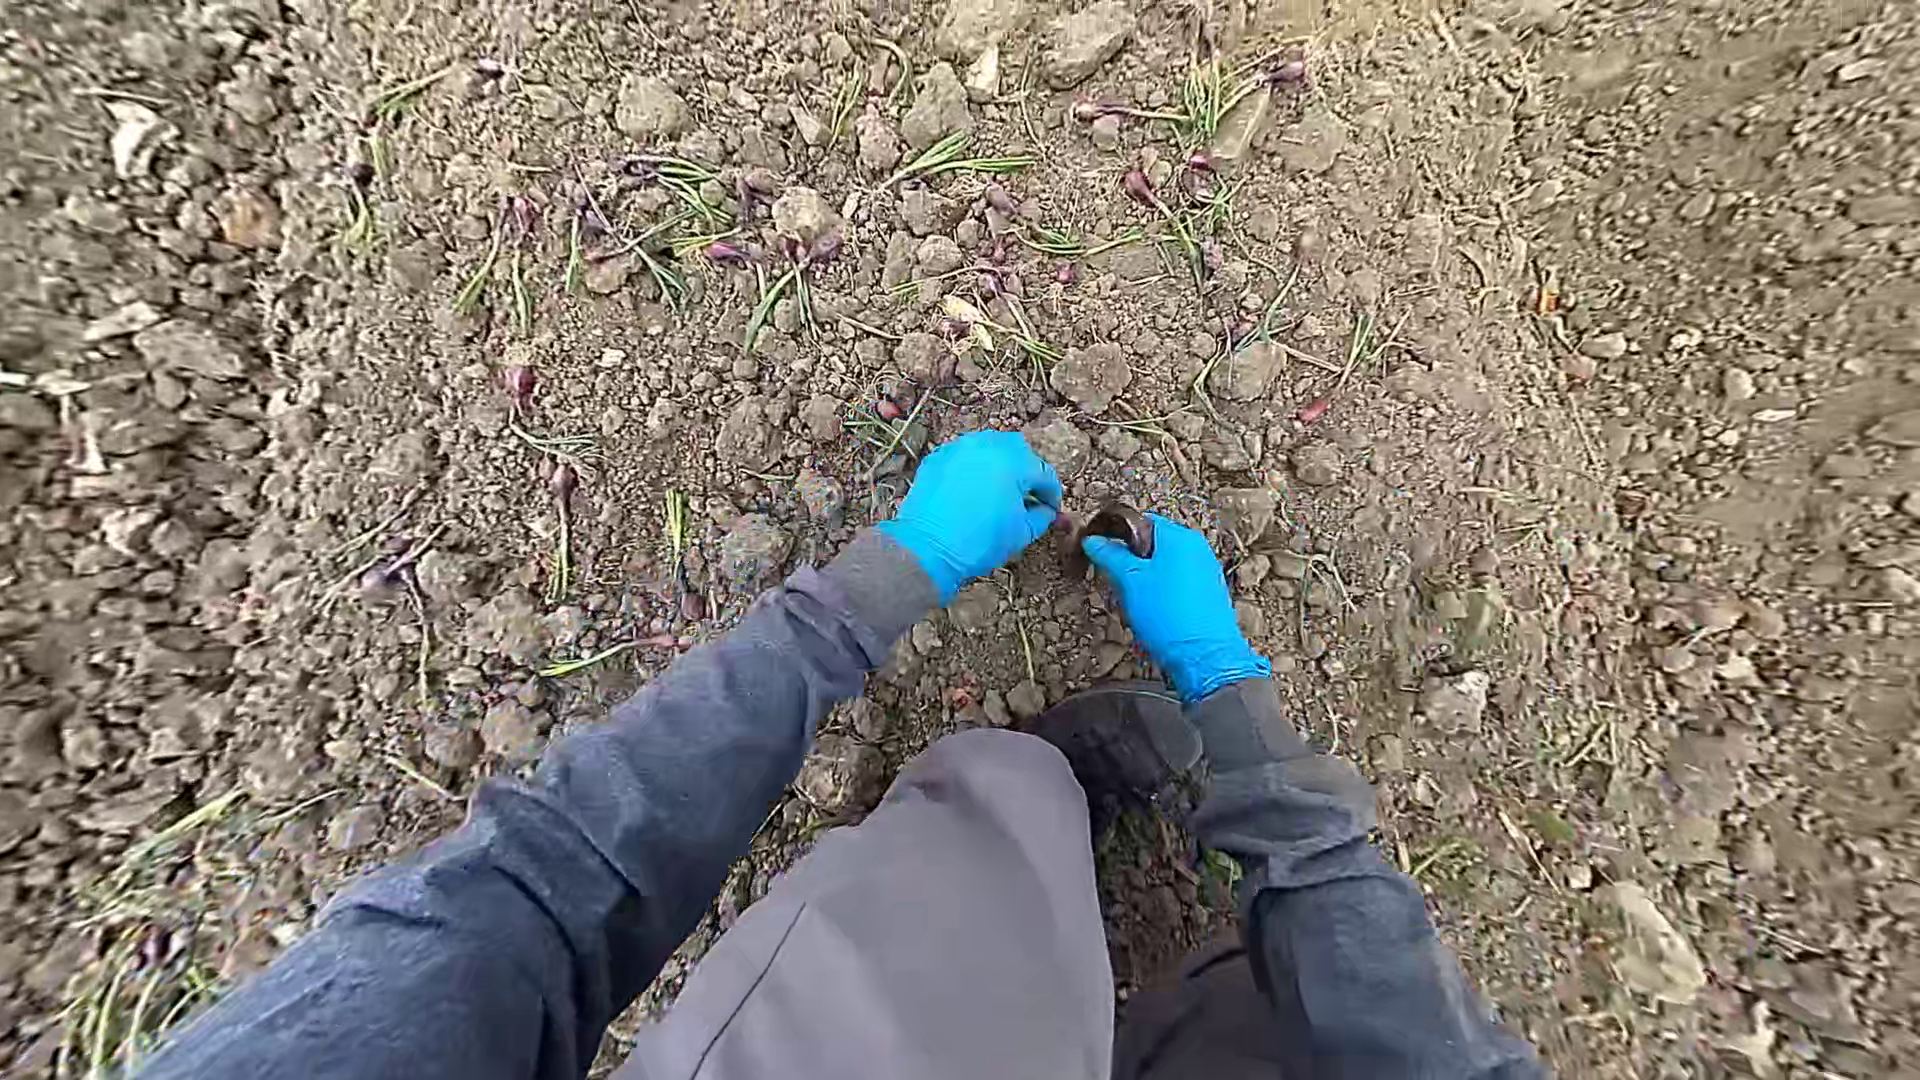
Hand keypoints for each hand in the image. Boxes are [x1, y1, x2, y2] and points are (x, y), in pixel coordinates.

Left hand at [878, 431, 1062, 602]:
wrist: (928, 549)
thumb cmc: (978, 542)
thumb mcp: (1020, 533)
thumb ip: (1040, 516)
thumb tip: (1044, 511)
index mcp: (1013, 462)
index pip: (1043, 473)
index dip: (1051, 494)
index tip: (1050, 508)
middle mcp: (987, 446)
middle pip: (1018, 452)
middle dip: (1026, 472)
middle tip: (1025, 497)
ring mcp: (959, 449)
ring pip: (989, 448)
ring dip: (999, 466)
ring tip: (999, 492)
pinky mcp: (938, 458)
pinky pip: (964, 456)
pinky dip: (974, 468)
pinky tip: (973, 490)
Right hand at [1083, 516, 1268, 701]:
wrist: (1204, 657)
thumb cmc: (1168, 615)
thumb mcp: (1129, 581)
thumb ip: (1110, 555)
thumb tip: (1093, 541)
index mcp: (1179, 537)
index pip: (1140, 521)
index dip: (1116, 534)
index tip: (1100, 550)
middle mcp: (1196, 549)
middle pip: (1151, 544)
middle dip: (1128, 561)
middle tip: (1112, 579)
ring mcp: (1204, 571)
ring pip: (1161, 565)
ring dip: (1141, 579)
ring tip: (1130, 599)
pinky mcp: (1206, 593)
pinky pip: (1174, 582)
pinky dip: (1157, 591)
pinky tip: (1150, 611)